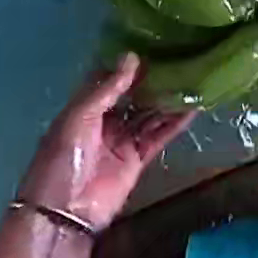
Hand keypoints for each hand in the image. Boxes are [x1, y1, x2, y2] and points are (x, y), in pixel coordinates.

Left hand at [15, 53, 193, 229]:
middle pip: (135, 96)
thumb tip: (133, 56)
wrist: (64, 213)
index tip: (154, 43)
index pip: (109, 80)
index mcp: (85, 110)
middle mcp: (106, 121)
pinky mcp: (139, 157)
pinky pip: (161, 135)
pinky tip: (195, 107)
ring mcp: (123, 139)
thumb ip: (107, 89)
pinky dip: (177, 122)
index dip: (128, 64)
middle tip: (181, 57)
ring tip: (194, 77)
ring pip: (151, 113)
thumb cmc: (62, 160)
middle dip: (154, 80)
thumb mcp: (78, 119)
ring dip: (169, 99)